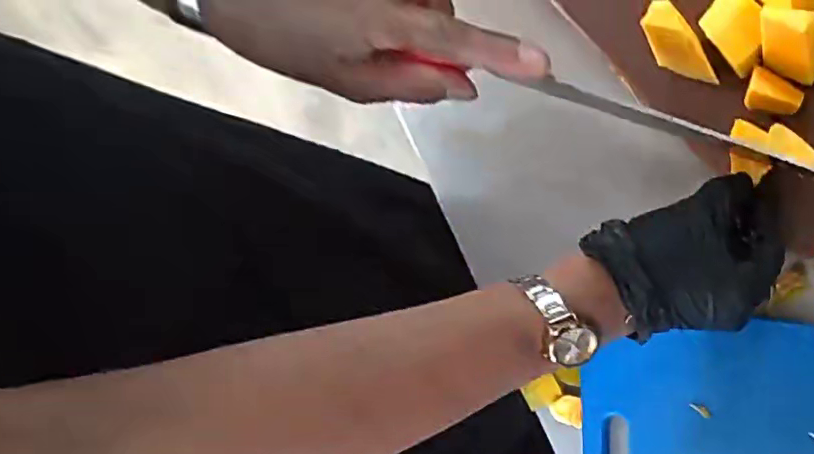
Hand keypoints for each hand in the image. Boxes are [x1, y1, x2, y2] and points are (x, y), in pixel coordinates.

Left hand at [202, 0, 550, 103]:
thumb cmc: (273, 29)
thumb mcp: (344, 80)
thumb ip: (410, 83)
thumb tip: (462, 86)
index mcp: (380, 19)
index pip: (455, 42)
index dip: (501, 55)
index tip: (541, 65)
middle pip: (441, 9)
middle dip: (430, 32)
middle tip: (384, 46)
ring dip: (409, 10)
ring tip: (355, 17)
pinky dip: (397, 4)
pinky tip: (358, 9)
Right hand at [578, 175, 784, 342]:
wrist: (622, 283)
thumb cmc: (667, 248)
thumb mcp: (705, 212)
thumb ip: (734, 195)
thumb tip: (749, 186)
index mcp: (749, 290)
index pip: (773, 249)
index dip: (769, 218)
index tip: (762, 192)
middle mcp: (744, 309)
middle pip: (761, 265)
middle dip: (757, 234)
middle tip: (748, 203)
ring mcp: (725, 314)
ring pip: (745, 275)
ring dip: (742, 247)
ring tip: (732, 217)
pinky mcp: (706, 312)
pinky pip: (729, 283)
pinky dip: (729, 261)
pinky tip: (718, 238)